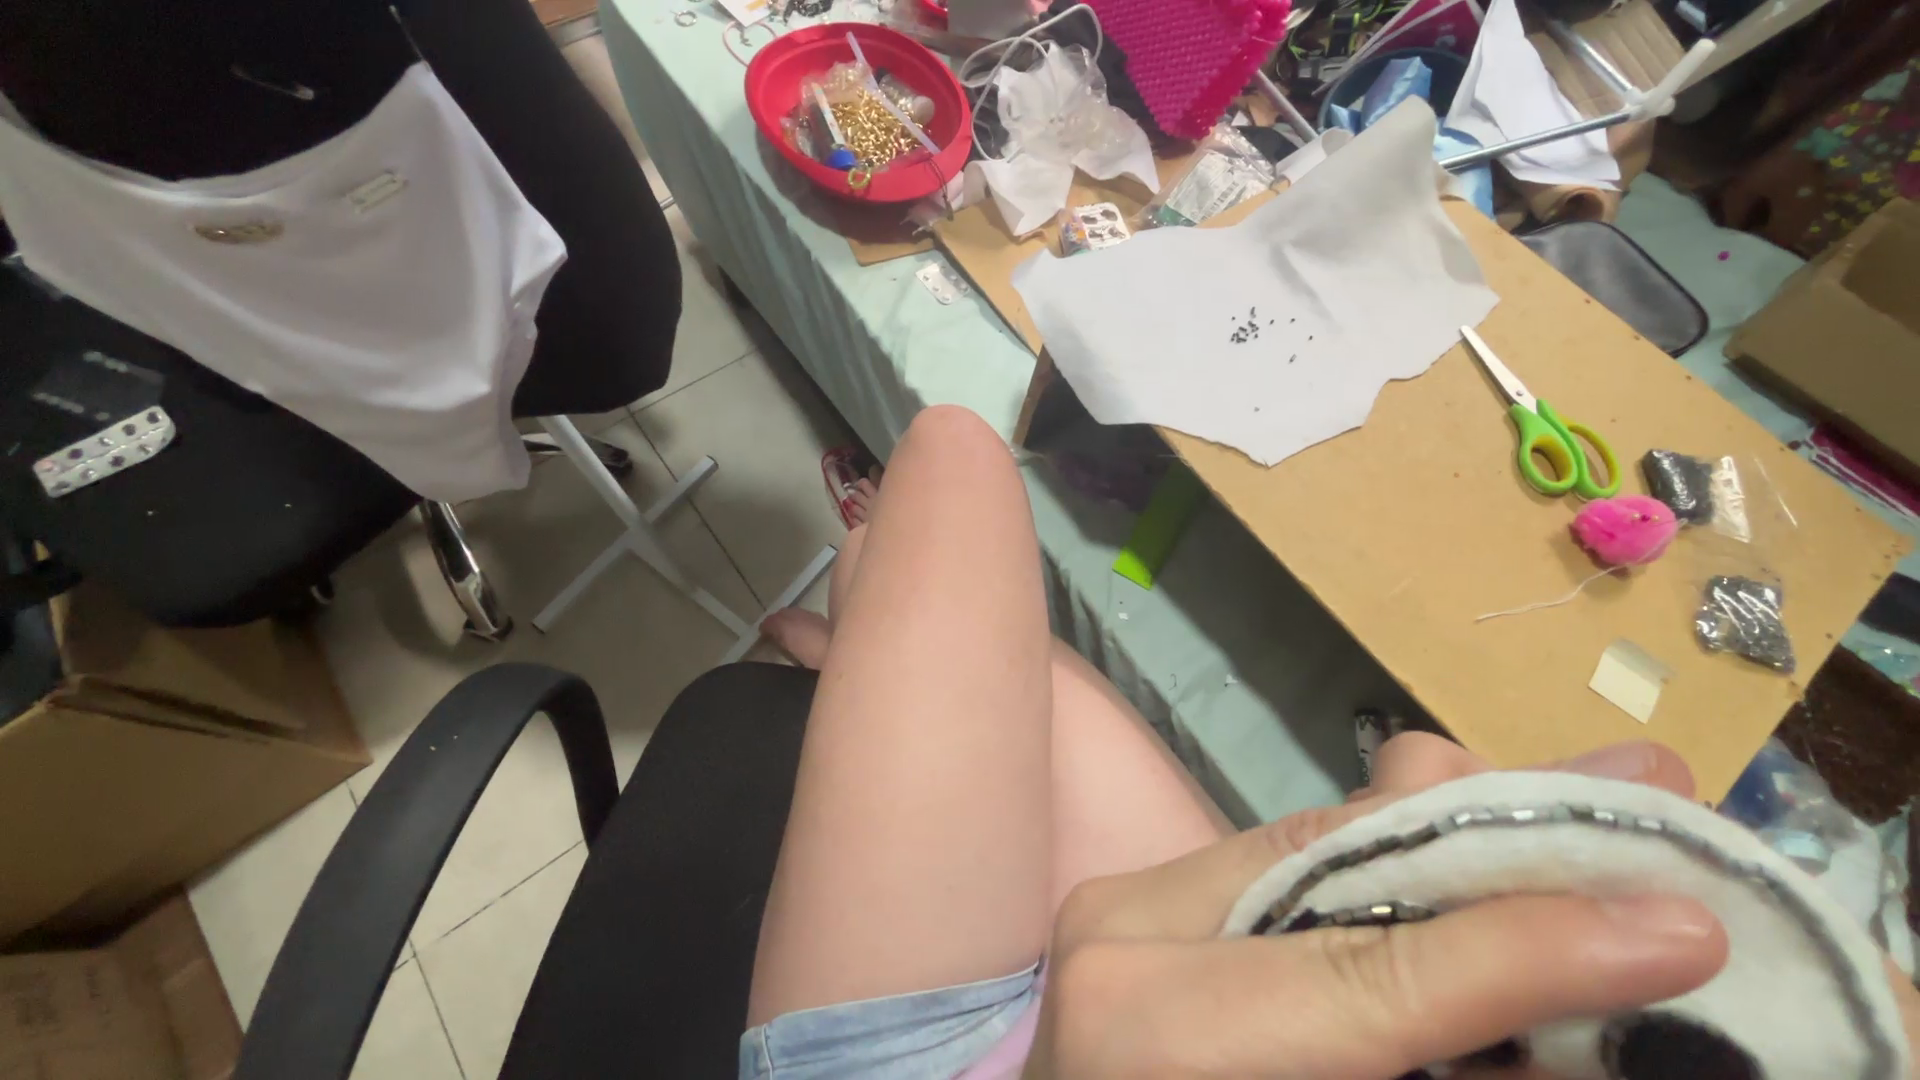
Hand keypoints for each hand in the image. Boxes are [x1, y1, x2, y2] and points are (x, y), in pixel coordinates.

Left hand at [1024, 735, 1729, 1078]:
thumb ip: (1417, 1022)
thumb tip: (1566, 1010)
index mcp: (1153, 1028)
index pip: (1358, 979)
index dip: (1513, 948)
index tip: (1676, 925)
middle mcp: (1127, 931)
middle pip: (1325, 856)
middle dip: (1482, 835)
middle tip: (1633, 792)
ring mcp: (1126, 902)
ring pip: (1307, 839)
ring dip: (1438, 829)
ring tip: (1557, 798)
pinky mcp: (1140, 897)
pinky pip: (1280, 859)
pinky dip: (1377, 852)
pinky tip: (1454, 828)